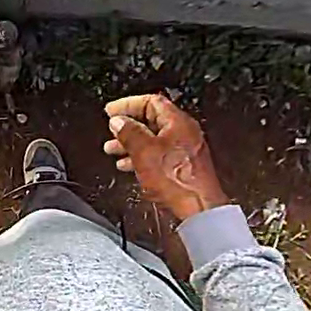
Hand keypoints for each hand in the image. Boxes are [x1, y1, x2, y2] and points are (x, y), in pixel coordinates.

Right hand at [102, 94, 230, 220]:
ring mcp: (185, 150)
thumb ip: (129, 133)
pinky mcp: (184, 167)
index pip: (151, 102)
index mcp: (178, 123)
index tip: (112, 110)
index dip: (128, 104)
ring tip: (114, 149)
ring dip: (132, 143)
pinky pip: (159, 154)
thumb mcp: (144, 152)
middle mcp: (185, 133)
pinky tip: (130, 165)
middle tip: (112, 129)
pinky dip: (142, 156)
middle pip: (152, 120)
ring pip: (153, 139)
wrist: (198, 207)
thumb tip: (118, 121)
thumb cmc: (177, 180)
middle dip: (128, 125)